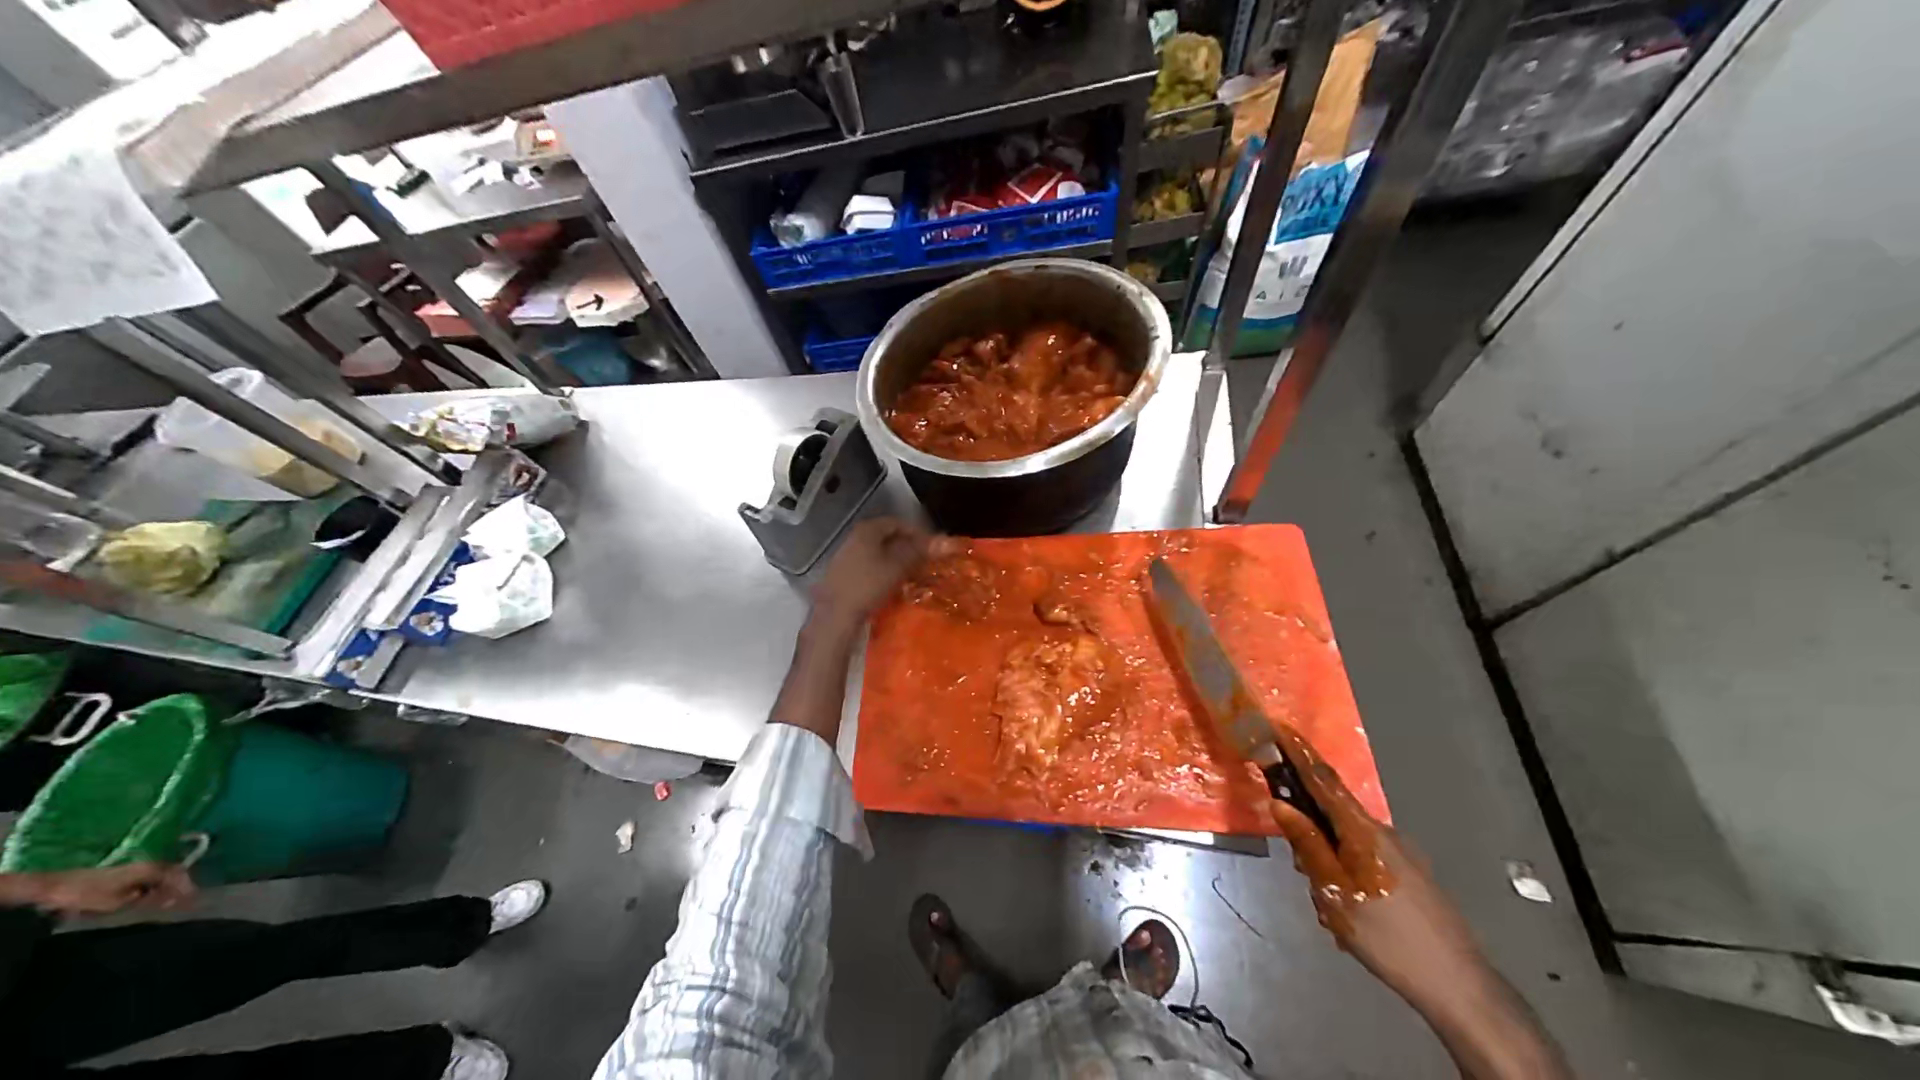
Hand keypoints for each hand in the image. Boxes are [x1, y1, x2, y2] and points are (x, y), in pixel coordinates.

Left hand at [14, 863, 195, 915]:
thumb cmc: (88, 894)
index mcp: (151, 869)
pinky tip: (150, 897)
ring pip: (161, 875)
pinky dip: (155, 886)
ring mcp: (135, 867)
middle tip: (184, 901)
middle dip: (181, 886)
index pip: (179, 876)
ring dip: (168, 886)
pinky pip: (149, 878)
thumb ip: (148, 900)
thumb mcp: (118, 902)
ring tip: (169, 901)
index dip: (188, 888)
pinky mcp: (123, 873)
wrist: (53, 887)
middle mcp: (148, 864)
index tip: (194, 901)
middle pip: (173, 873)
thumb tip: (172, 901)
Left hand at [811, 517, 937, 623]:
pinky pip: (870, 566)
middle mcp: (854, 538)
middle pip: (887, 538)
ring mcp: (846, 556)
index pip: (898, 523)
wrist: (836, 614)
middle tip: (926, 562)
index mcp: (867, 530)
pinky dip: (885, 571)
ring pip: (879, 553)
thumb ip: (920, 551)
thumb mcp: (899, 566)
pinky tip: (894, 585)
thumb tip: (944, 541)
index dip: (917, 533)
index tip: (932, 548)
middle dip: (908, 548)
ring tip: (914, 575)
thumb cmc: (869, 584)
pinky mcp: (844, 574)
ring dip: (897, 561)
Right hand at [1266, 725, 1489, 1008]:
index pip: (1324, 781)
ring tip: (1332, 912)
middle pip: (1332, 814)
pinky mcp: (1408, 875)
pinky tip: (1351, 918)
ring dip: (1328, 866)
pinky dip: (1346, 878)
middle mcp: (1382, 832)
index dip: (1299, 754)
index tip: (1279, 727)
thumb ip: (1307, 845)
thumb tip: (1279, 804)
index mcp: (1363, 830)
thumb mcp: (1334, 891)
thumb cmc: (1387, 933)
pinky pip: (1363, 862)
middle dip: (1309, 833)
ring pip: (1346, 844)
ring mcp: (1400, 854)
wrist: (1458, 984)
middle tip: (1304, 873)